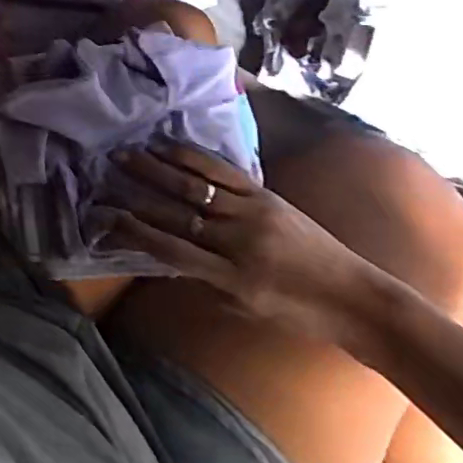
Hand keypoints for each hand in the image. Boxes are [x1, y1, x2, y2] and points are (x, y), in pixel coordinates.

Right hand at [109, 143, 389, 348]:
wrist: (358, 298)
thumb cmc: (300, 314)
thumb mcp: (247, 309)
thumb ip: (206, 282)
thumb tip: (168, 256)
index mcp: (232, 277)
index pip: (170, 248)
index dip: (133, 231)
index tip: (105, 218)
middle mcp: (238, 241)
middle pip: (176, 211)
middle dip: (136, 193)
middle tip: (104, 176)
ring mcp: (253, 212)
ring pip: (194, 186)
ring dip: (156, 168)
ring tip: (126, 154)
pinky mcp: (267, 195)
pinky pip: (222, 171)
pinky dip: (192, 158)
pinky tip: (169, 147)